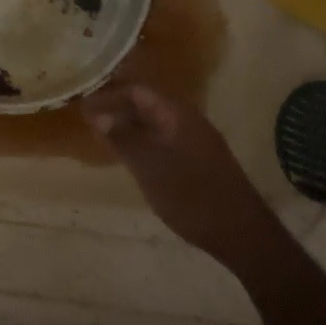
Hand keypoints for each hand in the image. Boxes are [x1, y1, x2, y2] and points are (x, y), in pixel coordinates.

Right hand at [80, 82, 275, 263]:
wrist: (243, 235)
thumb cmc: (192, 196)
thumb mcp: (150, 167)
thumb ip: (123, 138)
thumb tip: (98, 114)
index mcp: (177, 114)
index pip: (137, 90)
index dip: (108, 94)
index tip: (83, 105)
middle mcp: (188, 120)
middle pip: (147, 103)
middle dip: (117, 107)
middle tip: (88, 119)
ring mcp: (196, 141)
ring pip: (155, 123)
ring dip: (129, 125)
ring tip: (103, 136)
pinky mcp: (200, 161)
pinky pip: (164, 139)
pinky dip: (143, 141)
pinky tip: (131, 157)